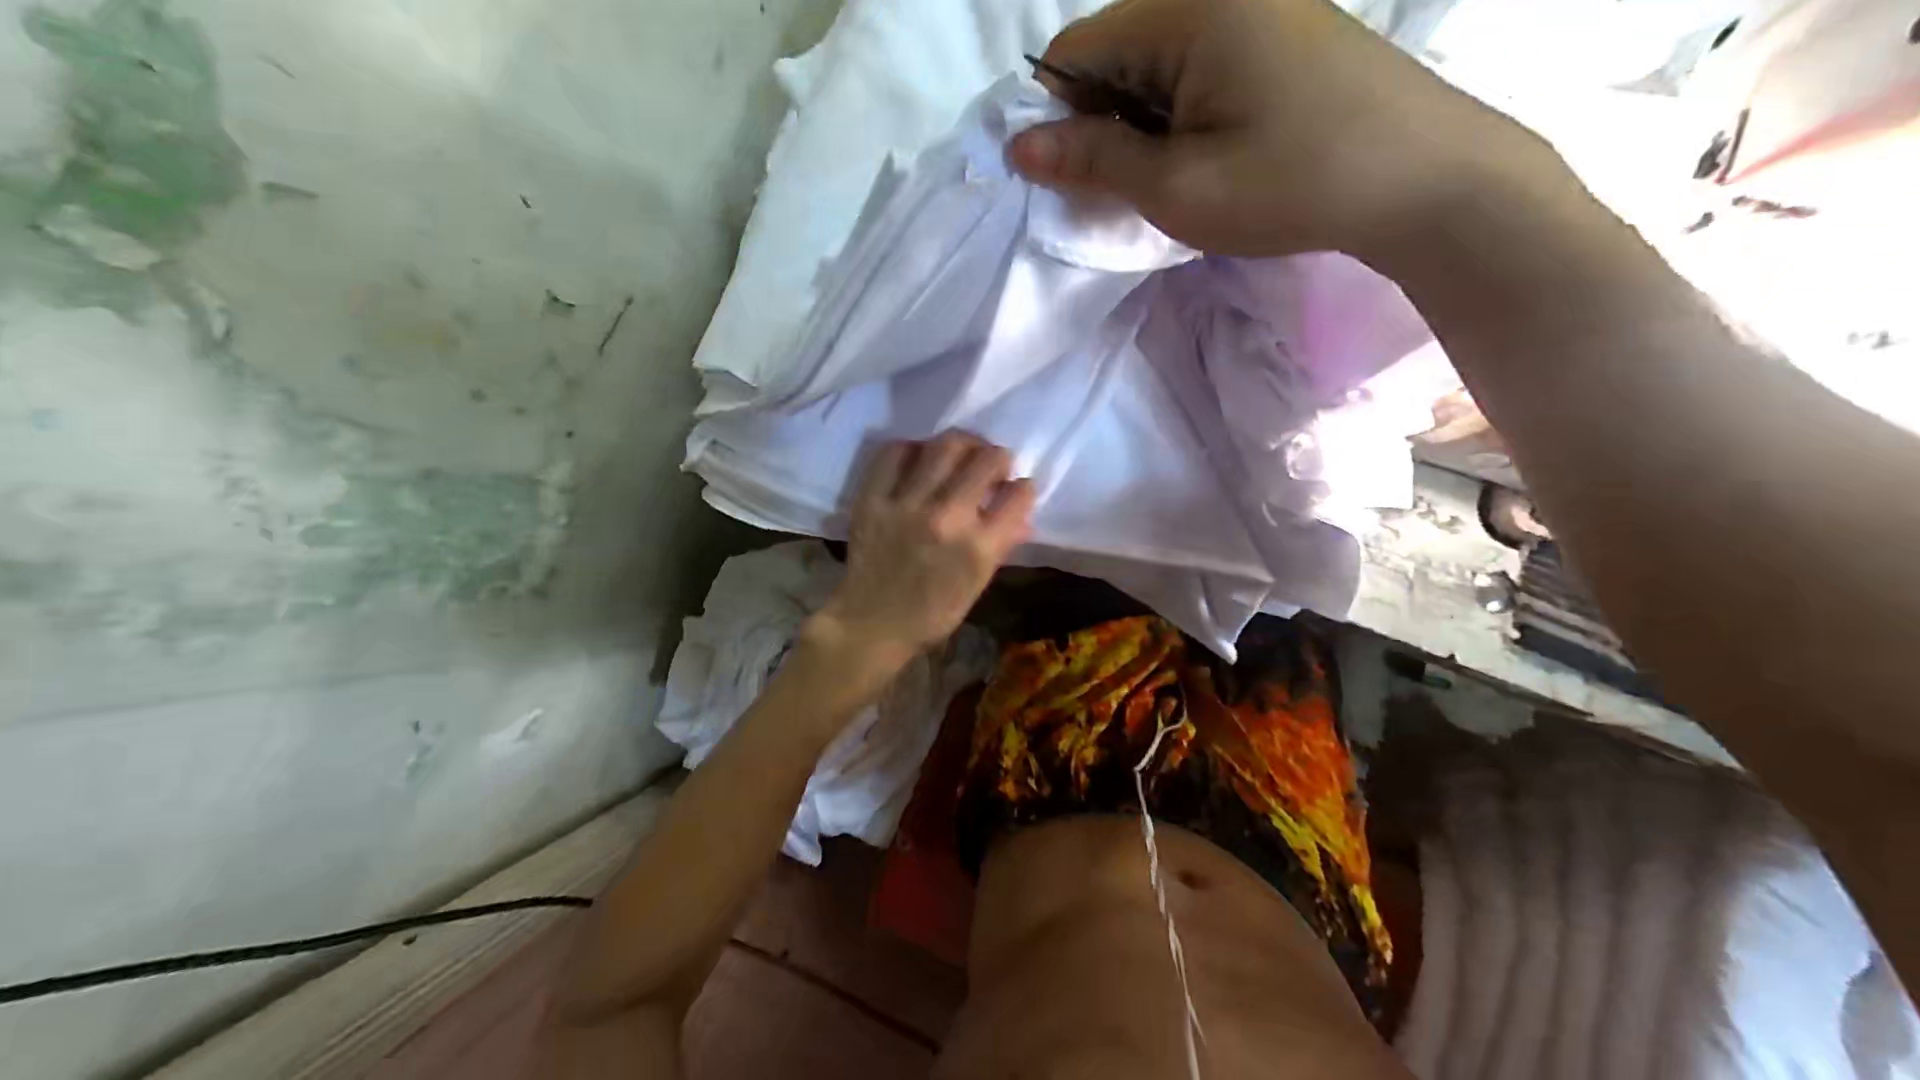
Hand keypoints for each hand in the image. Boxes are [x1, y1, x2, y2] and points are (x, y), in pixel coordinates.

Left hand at [806, 432, 1034, 670]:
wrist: (871, 623)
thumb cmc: (932, 612)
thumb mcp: (977, 584)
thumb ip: (1001, 542)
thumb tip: (1020, 509)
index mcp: (978, 547)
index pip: (1018, 494)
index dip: (1023, 487)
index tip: (1015, 488)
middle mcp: (946, 518)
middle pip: (986, 459)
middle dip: (997, 457)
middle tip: (990, 466)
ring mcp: (907, 504)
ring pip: (945, 445)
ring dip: (962, 445)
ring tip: (959, 455)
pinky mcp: (872, 498)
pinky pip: (895, 452)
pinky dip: (913, 448)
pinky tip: (918, 459)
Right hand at [1008, 0, 1566, 262]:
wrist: (1425, 180)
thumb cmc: (1291, 185)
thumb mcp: (1176, 186)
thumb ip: (1094, 159)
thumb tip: (1019, 145)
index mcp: (1186, 9)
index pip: (1074, 51)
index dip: (1057, 118)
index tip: (1078, 177)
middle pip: (1113, 53)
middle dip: (1103, 122)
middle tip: (1134, 185)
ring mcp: (1255, 3)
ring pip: (1154, 63)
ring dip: (1144, 123)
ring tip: (1178, 173)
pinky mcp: (1279, 28)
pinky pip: (1198, 63)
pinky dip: (1182, 112)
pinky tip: (1210, 151)